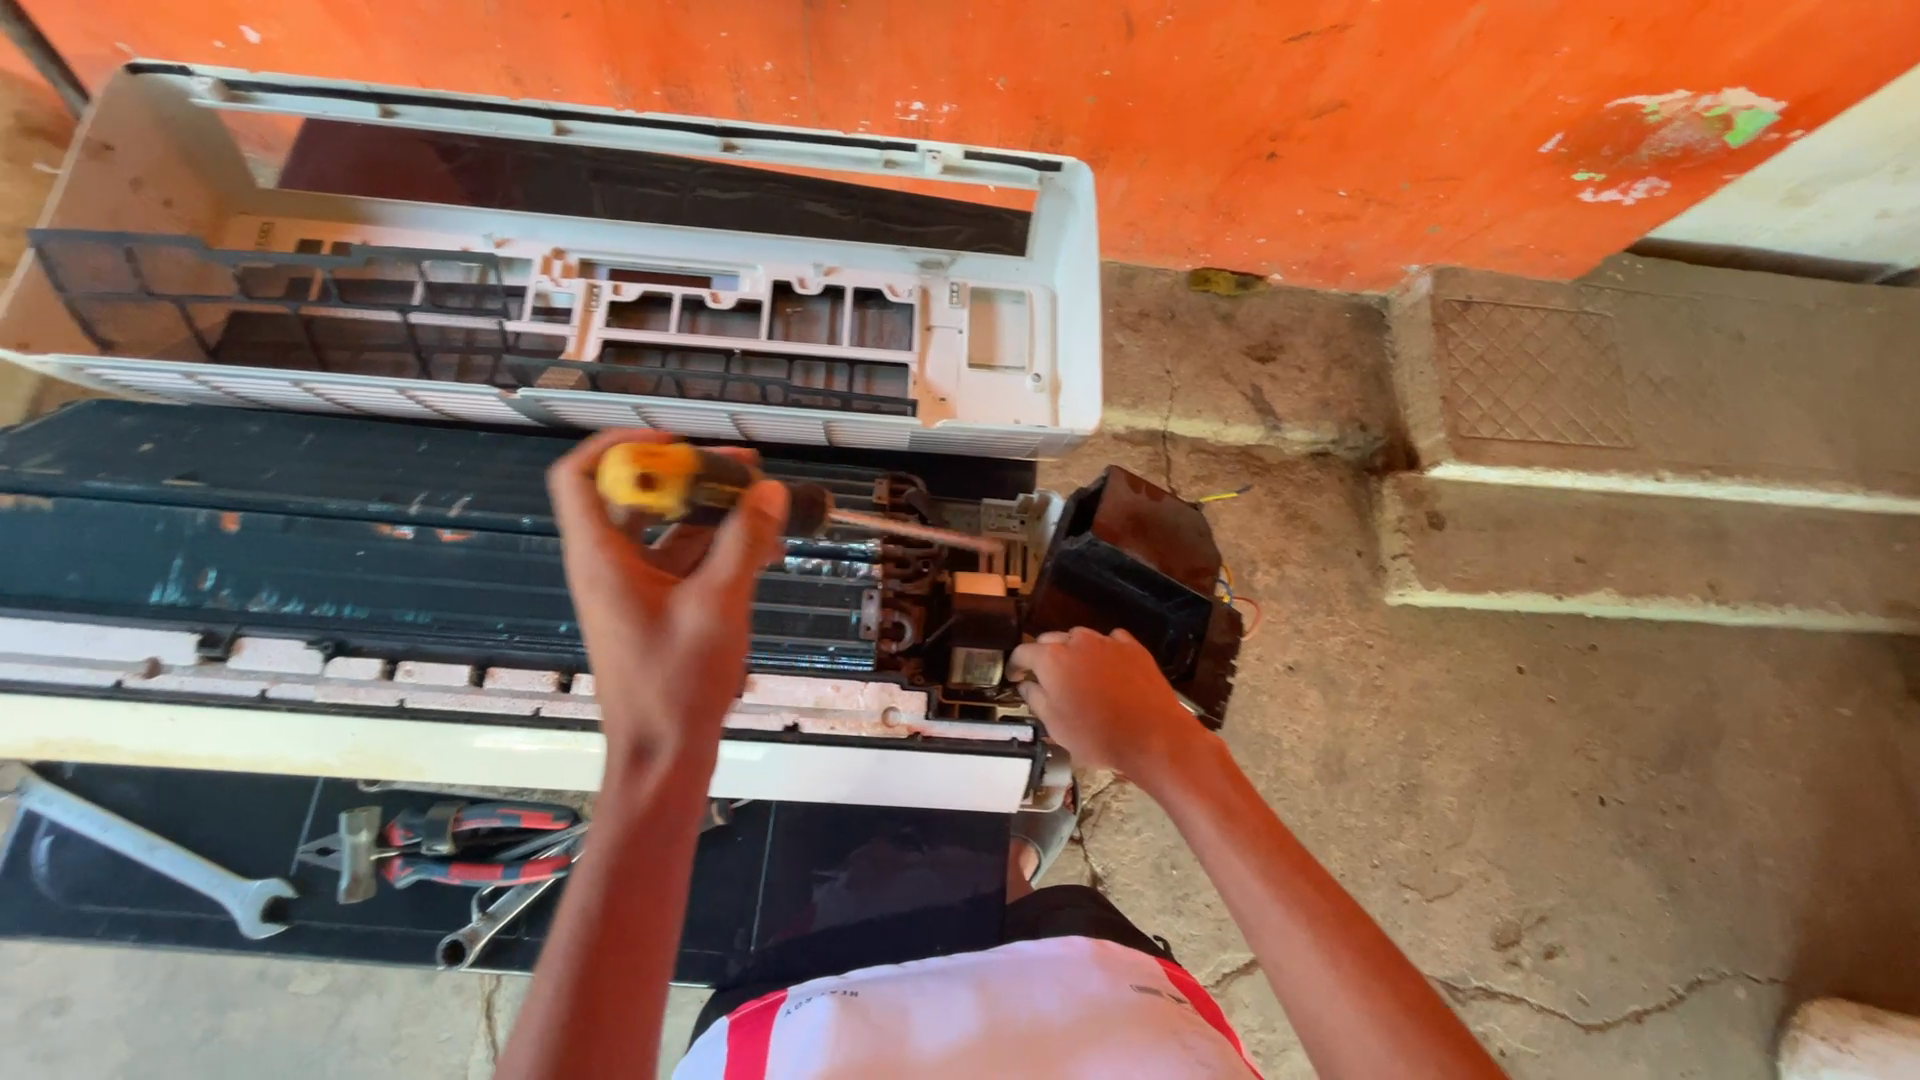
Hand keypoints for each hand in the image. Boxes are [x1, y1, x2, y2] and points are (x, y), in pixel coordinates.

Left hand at [546, 430, 788, 764]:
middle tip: (744, 469)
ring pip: (668, 529)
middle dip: (690, 476)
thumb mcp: (718, 605)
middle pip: (636, 496)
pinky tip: (763, 549)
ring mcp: (634, 588)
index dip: (623, 446)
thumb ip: (743, 542)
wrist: (663, 754)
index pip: (581, 476)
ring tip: (766, 507)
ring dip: (713, 513)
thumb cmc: (676, 684)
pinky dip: (718, 548)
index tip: (679, 444)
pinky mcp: (657, 609)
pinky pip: (684, 562)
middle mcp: (610, 566)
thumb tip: (768, 492)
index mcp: (602, 558)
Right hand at [1008, 627, 1207, 786]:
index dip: (1015, 665)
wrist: (1153, 735)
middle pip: (1050, 640)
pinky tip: (1108, 669)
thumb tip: (1026, 684)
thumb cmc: (1096, 735)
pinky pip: (1110, 641)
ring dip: (1073, 652)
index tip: (1015, 677)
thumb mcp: (1055, 725)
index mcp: (1051, 658)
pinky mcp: (1133, 647)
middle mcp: (1076, 641)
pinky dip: (1103, 652)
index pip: (1022, 652)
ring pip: (1080, 638)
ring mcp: (1107, 641)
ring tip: (1078, 674)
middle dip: (1043, 656)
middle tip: (1046, 679)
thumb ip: (1035, 699)